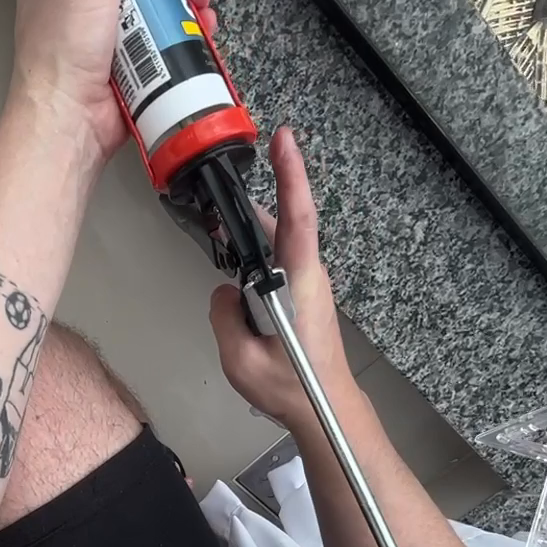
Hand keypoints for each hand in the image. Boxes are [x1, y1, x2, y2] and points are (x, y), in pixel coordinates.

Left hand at [10, 0, 215, 171]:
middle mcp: (81, 14)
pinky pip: (163, 50)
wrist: (70, 122)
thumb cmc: (59, 56)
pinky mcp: (130, 75)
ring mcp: (107, 47)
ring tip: (198, 0)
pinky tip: (199, 32)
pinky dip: (186, 39)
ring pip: (155, 13)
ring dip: (184, 2)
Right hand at [208, 127, 354, 428]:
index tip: (283, 138)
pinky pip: (279, 268)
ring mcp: (310, 287)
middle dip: (256, 206)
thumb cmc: (290, 386)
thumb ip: (225, 317)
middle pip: (285, 226)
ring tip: (220, 237)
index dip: (291, 174)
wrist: (326, 407)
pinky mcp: (305, 300)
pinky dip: (257, 261)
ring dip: (252, 239)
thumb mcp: (241, 358)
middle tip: (221, 197)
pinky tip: (236, 278)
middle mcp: (309, 276)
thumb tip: (224, 292)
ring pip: (280, 249)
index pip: (298, 217)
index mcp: (298, 281)